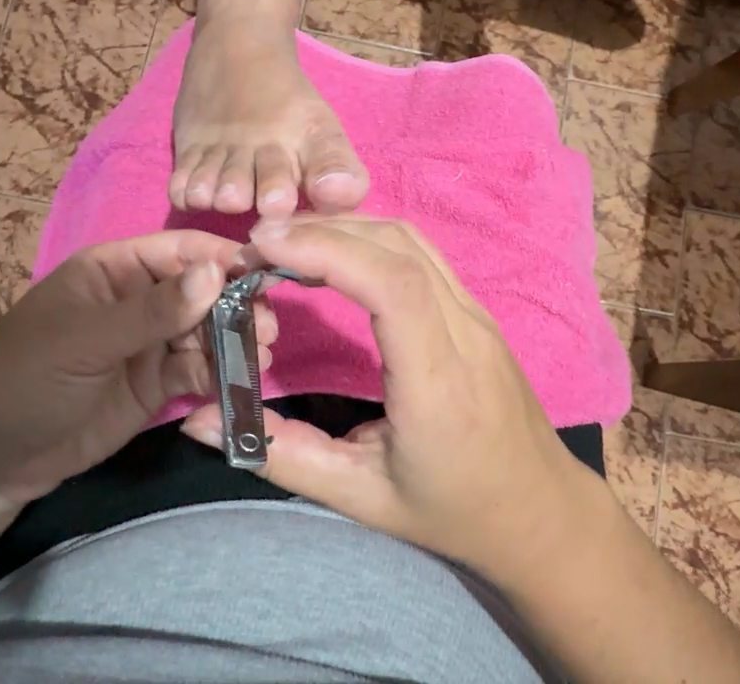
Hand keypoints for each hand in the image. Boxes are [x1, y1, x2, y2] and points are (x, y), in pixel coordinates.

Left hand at [0, 231, 276, 504]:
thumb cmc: (25, 379)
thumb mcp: (87, 339)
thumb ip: (154, 310)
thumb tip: (218, 271)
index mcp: (115, 270)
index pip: (180, 251)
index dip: (222, 257)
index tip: (265, 273)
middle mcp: (138, 300)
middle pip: (202, 290)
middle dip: (237, 305)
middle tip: (268, 326)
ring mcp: (149, 343)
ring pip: (206, 331)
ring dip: (236, 340)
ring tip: (263, 355)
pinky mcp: (156, 384)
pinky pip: (199, 370)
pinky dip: (222, 373)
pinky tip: (243, 380)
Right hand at [180, 217, 599, 580]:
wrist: (539, 509)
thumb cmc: (454, 511)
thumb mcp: (362, 498)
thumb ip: (283, 456)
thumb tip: (199, 421)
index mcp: (438, 383)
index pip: (393, 285)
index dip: (328, 250)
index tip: (265, 244)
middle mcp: (465, 334)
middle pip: (399, 248)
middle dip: (324, 230)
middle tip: (259, 242)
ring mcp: (477, 316)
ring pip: (414, 242)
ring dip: (349, 228)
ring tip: (289, 241)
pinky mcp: (476, 312)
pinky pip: (424, 255)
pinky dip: (373, 239)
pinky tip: (337, 253)